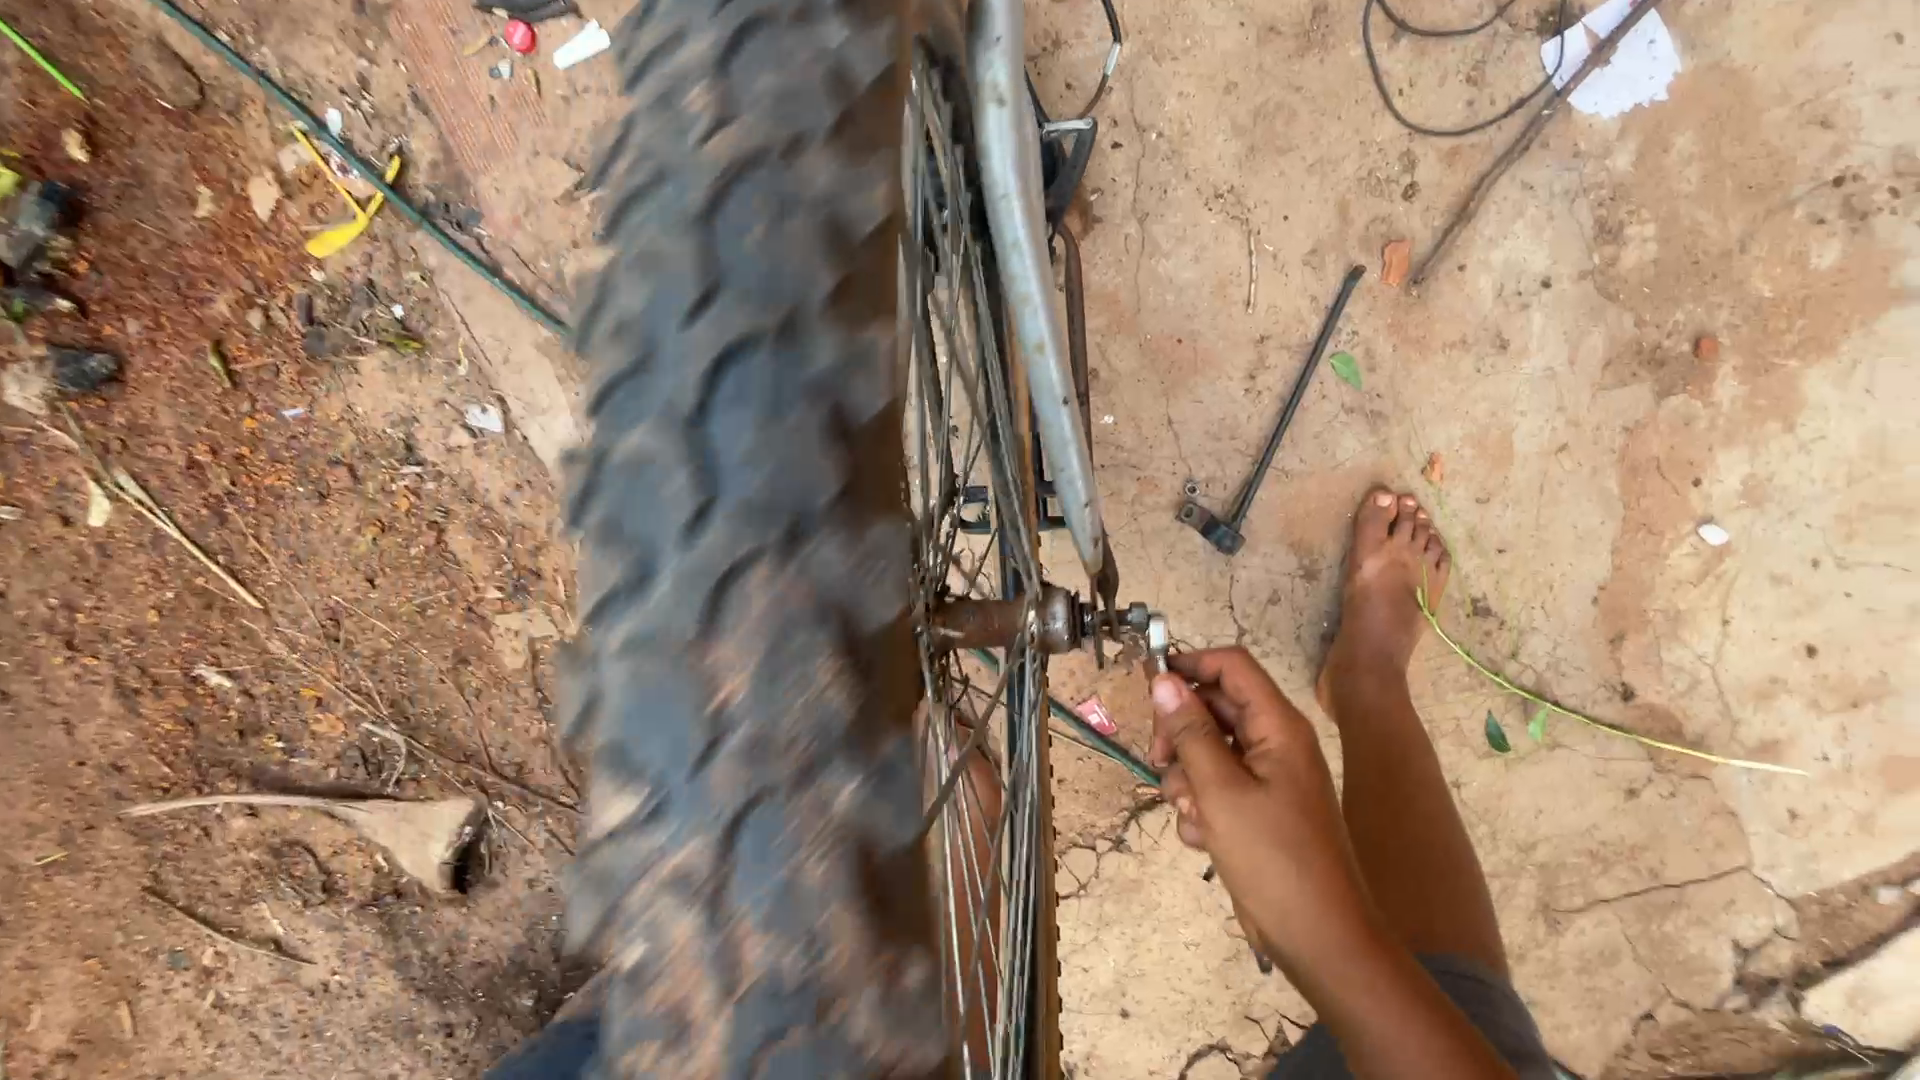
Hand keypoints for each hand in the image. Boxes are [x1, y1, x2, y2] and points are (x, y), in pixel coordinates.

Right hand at [1149, 648, 1373, 971]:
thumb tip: (1162, 680)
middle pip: (1213, 708)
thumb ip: (1190, 732)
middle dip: (1180, 732)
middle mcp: (1273, 743)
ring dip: (1186, 776)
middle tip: (1159, 757)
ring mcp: (1265, 778)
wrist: (1318, 938)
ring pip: (1206, 750)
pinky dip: (1200, 806)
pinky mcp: (1255, 810)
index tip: (1147, 684)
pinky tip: (1202, 836)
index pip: (1232, 666)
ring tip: (1189, 809)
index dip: (1190, 665)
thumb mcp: (1221, 791)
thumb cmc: (1274, 858)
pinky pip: (1214, 787)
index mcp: (1278, 726)